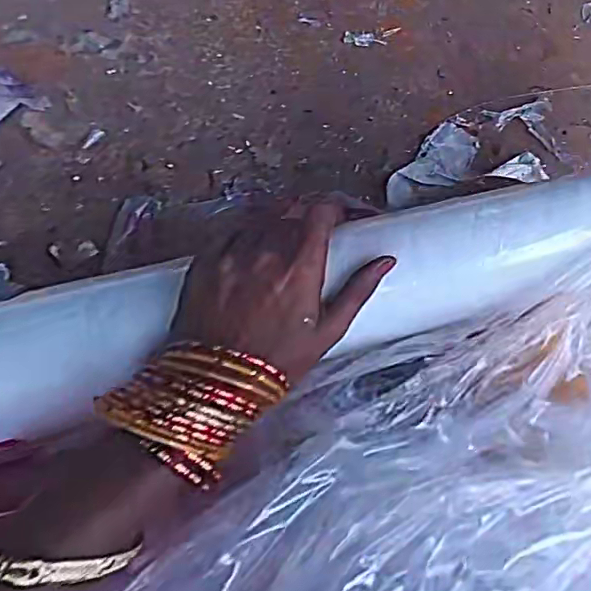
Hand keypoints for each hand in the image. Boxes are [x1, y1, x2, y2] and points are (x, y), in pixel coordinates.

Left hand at [169, 199, 394, 378]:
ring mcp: (232, 256)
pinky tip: (257, 248)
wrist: (214, 383)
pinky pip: (232, 231)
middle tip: (320, 229)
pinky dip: (249, 232)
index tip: (344, 216)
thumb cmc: (276, 360)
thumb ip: (359, 290)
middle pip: (293, 211)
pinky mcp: (205, 262)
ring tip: (288, 240)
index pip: (321, 211)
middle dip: (311, 215)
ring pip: (263, 218)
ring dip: (281, 222)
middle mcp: (265, 254)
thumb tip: (385, 262)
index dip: (337, 207)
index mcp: (300, 267)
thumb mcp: (330, 329)